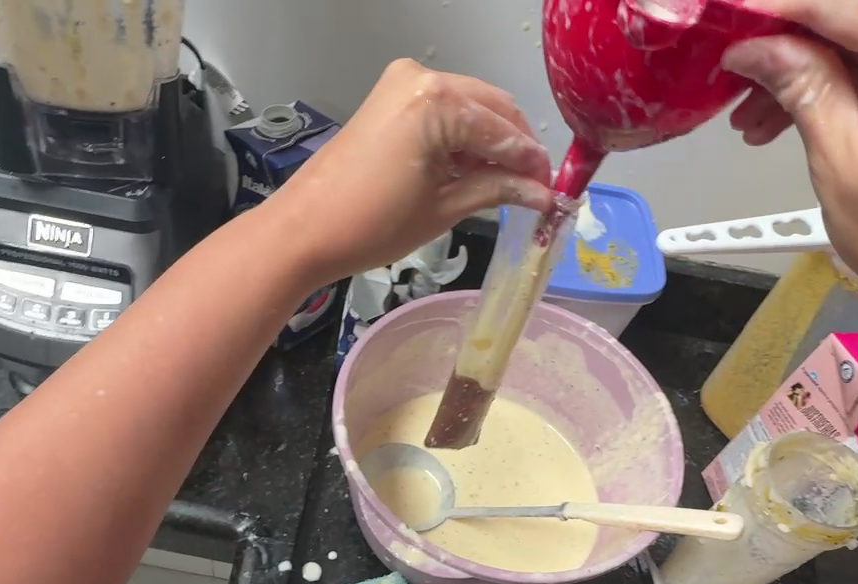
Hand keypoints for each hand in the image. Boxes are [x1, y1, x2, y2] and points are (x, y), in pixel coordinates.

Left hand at [265, 60, 553, 287]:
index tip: (553, 190)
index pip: (502, 129)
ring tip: (504, 187)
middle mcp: (422, 78)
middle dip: (514, 148)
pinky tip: (472, 172)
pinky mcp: (389, 99)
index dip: (531, 163)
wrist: (305, 231)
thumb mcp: (443, 209)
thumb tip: (541, 193)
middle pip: (490, 108)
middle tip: (534, 189)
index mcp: (437, 101)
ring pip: (468, 108)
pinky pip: (442, 113)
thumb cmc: (370, 226)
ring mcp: (402, 84)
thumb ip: (496, 191)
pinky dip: (461, 140)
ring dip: (489, 144)